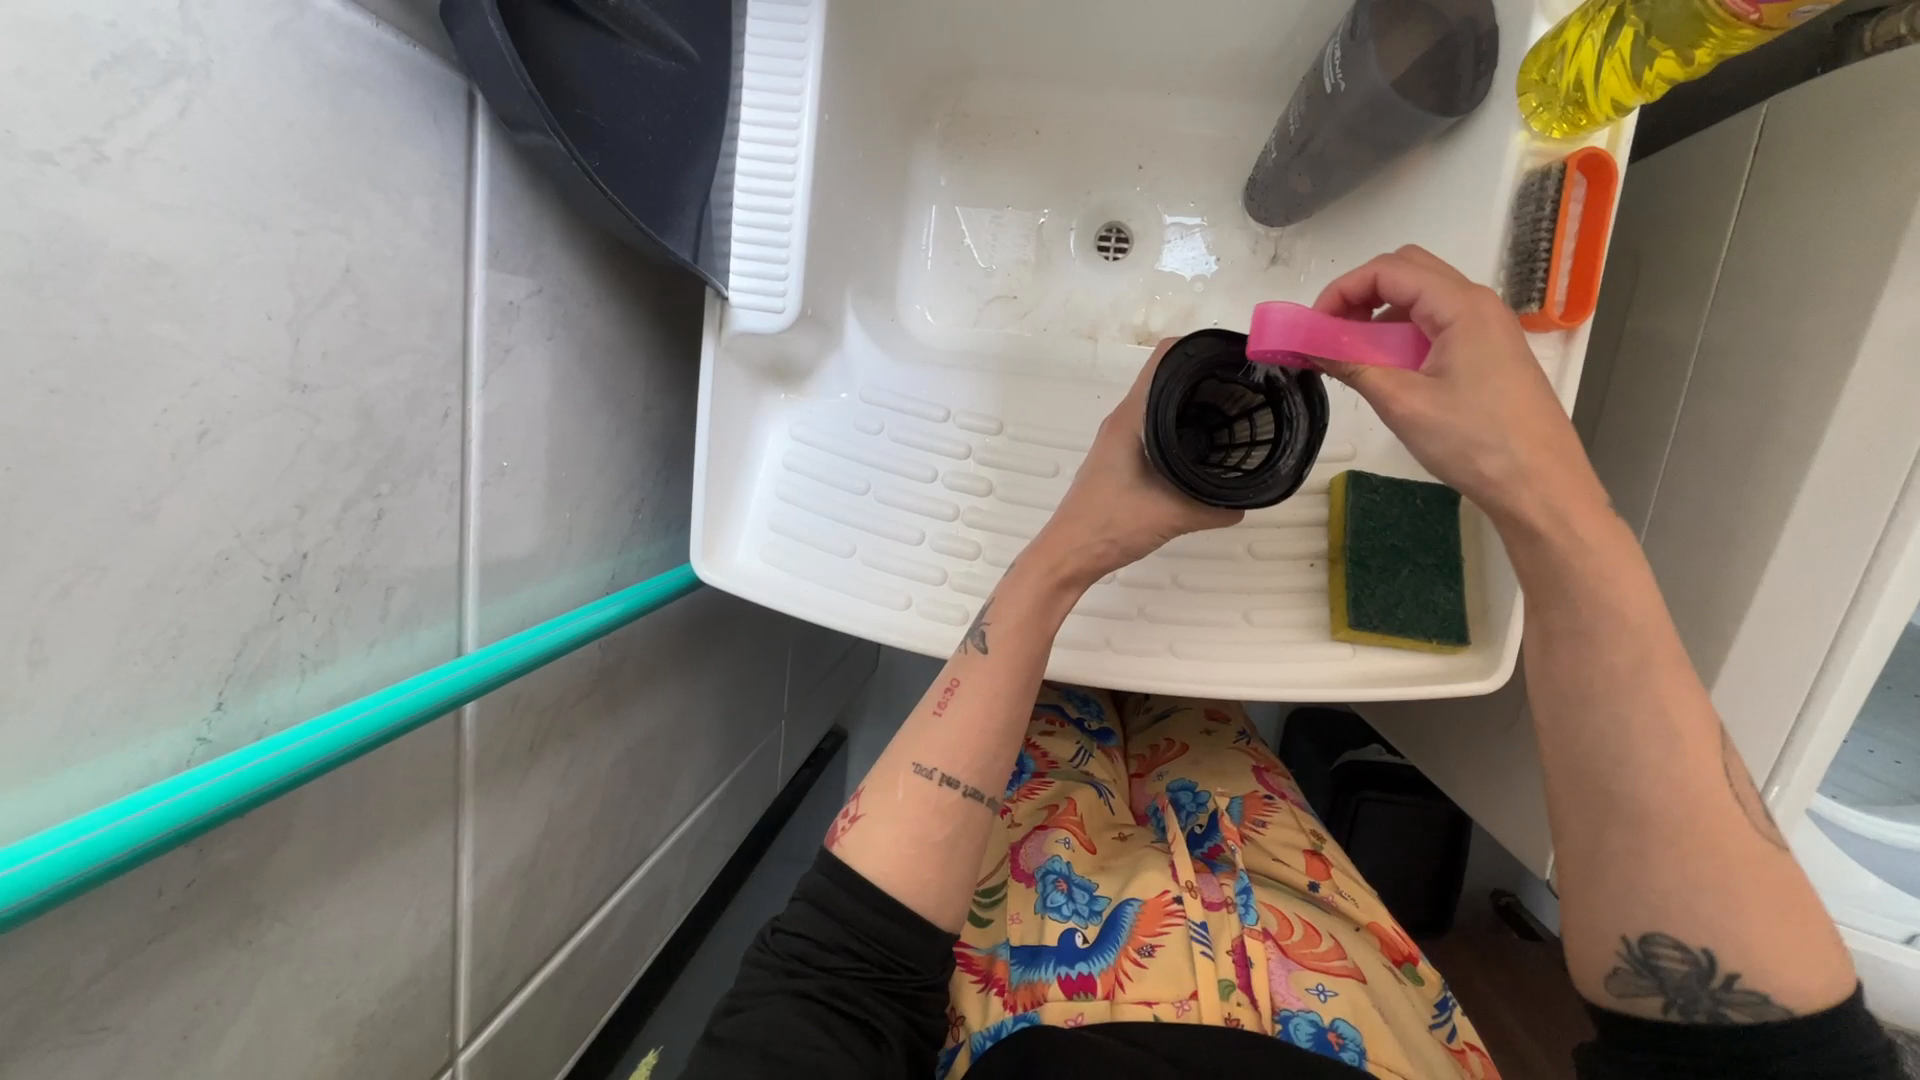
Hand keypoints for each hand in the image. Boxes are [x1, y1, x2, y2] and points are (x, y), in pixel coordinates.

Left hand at [1025, 340, 1243, 587]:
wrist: (1069, 554)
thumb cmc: (1110, 526)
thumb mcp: (1172, 516)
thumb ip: (1215, 508)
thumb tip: (1245, 504)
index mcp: (1130, 418)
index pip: (1166, 357)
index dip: (1202, 349)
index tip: (1237, 360)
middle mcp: (1123, 420)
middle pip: (1168, 378)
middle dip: (1207, 379)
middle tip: (1247, 391)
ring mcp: (1119, 439)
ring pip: (1161, 406)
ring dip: (1193, 407)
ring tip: (1234, 417)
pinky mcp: (1120, 459)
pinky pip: (1155, 430)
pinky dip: (1181, 431)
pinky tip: (1203, 451)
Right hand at [1311, 245, 1610, 531]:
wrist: (1538, 481)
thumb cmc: (1472, 440)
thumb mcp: (1402, 403)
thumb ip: (1353, 366)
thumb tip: (1311, 346)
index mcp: (1460, 306)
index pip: (1389, 270)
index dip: (1342, 289)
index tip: (1312, 327)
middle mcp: (1476, 304)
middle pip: (1407, 272)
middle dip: (1358, 294)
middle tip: (1328, 333)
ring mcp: (1485, 327)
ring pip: (1421, 297)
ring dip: (1378, 314)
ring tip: (1349, 354)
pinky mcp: (1487, 350)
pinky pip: (1434, 323)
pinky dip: (1399, 333)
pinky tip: (1383, 368)